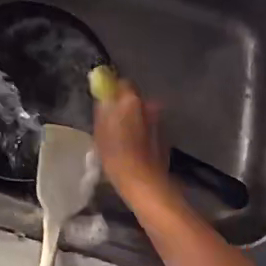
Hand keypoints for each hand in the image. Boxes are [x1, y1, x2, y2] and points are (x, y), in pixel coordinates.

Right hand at [92, 75, 168, 193]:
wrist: (144, 182)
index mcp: (131, 101)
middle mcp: (149, 105)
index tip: (106, 103)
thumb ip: (103, 109)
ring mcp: (159, 120)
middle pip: (134, 99)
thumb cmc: (116, 156)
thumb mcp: (100, 131)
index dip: (114, 92)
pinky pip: (150, 127)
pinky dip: (144, 132)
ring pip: (143, 113)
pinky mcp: (165, 135)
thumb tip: (105, 96)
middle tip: (113, 123)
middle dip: (124, 107)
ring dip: (135, 120)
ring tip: (124, 139)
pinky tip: (136, 148)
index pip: (122, 84)